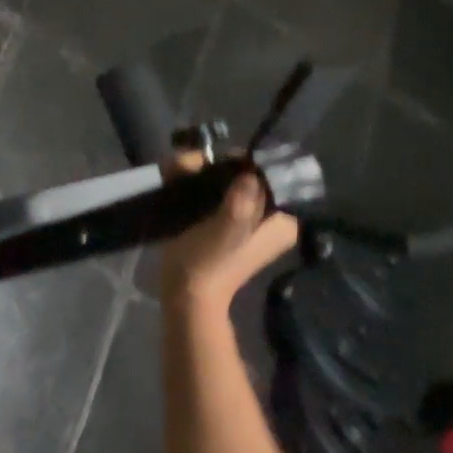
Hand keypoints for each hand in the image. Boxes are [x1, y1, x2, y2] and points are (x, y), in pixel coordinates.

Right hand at [159, 165, 297, 313]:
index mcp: (280, 220)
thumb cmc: (209, 263)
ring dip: (197, 170)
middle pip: (245, 174)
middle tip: (187, 167)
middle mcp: (266, 215)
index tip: (216, 162)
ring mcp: (240, 216)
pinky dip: (192, 180)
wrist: (185, 291)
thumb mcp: (227, 233)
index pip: (272, 177)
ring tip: (173, 171)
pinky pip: (210, 189)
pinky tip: (172, 177)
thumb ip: (241, 203)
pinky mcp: (217, 218)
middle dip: (214, 166)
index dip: (245, 163)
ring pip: (224, 179)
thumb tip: (249, 173)